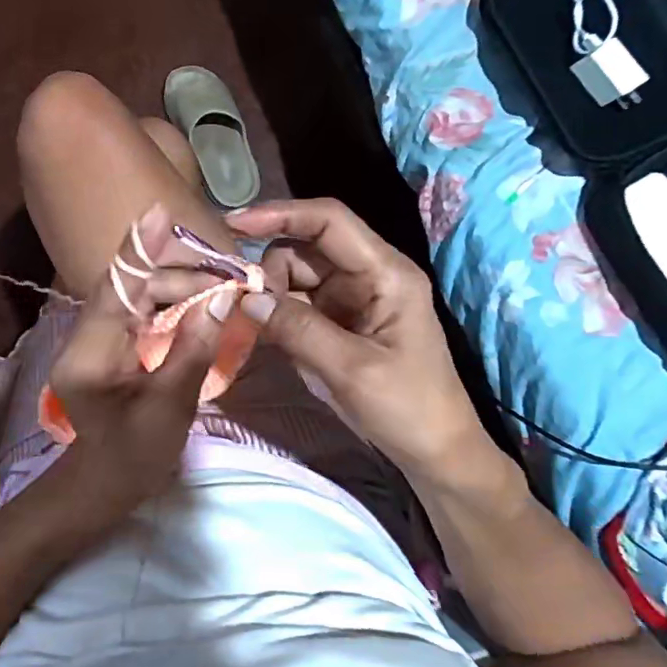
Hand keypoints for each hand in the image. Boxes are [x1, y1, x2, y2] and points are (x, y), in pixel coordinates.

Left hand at [40, 205, 230, 519]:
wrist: (102, 484)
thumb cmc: (135, 456)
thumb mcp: (170, 406)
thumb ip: (193, 349)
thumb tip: (220, 299)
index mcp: (89, 356)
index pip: (113, 291)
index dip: (137, 251)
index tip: (160, 214)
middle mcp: (83, 339)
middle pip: (126, 288)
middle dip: (174, 275)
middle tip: (224, 276)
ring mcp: (91, 340)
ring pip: (132, 297)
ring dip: (173, 287)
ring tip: (218, 287)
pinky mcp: (104, 345)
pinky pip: (135, 312)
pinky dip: (165, 302)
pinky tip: (195, 300)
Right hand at [227, 198, 493, 482]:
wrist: (433, 453)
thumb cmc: (407, 407)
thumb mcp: (351, 370)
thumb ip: (297, 328)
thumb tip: (245, 298)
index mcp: (385, 273)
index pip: (329, 221)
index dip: (280, 213)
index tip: (233, 225)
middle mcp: (365, 275)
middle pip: (301, 248)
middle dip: (268, 271)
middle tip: (246, 310)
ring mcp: (348, 298)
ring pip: (290, 275)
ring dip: (266, 295)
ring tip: (253, 329)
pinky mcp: (333, 321)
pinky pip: (291, 302)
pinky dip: (272, 314)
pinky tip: (258, 333)